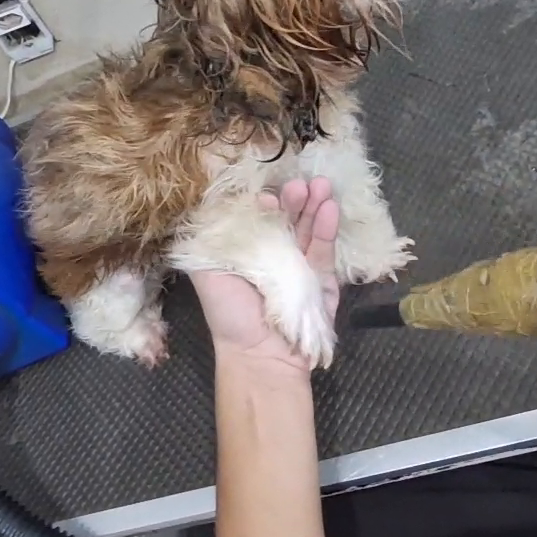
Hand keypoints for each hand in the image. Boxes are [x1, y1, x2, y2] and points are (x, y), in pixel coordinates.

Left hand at [188, 177, 341, 373]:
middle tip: (298, 182)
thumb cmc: (229, 313)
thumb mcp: (207, 270)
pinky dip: (327, 226)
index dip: (262, 201)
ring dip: (314, 204)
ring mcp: (300, 265)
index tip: (265, 193)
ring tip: (321, 184)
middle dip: (293, 197)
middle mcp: (273, 255)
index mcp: (246, 251)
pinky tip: (329, 207)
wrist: (260, 354)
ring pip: (308, 228)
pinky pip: (325, 248)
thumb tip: (221, 202)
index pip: (257, 216)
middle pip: (286, 218)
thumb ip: (211, 238)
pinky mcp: (322, 279)